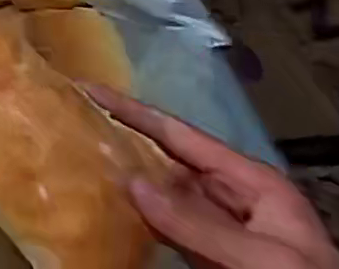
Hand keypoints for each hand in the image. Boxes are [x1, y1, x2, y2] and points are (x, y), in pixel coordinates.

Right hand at [83, 83, 338, 268]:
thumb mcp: (263, 258)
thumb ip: (200, 221)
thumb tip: (132, 182)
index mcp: (251, 181)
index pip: (179, 132)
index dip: (132, 109)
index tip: (87, 88)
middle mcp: (233, 197)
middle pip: (168, 160)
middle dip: (125, 140)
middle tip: (75, 119)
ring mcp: (224, 231)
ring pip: (164, 194)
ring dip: (129, 179)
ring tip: (83, 156)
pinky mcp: (214, 260)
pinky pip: (169, 229)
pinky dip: (140, 217)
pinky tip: (112, 207)